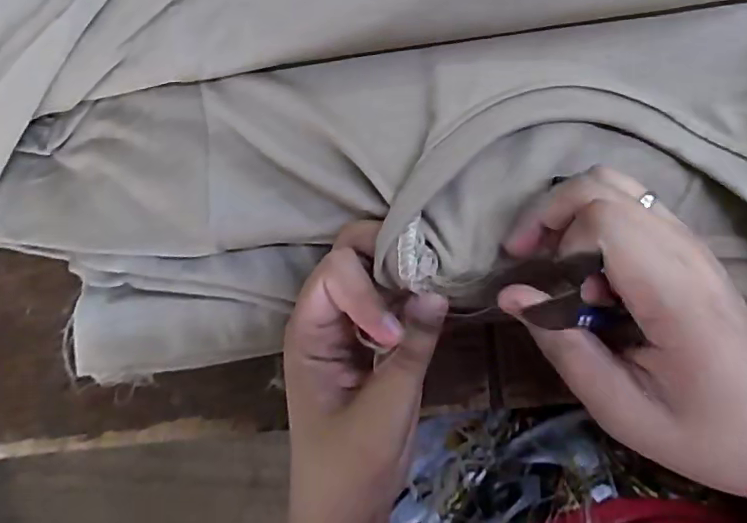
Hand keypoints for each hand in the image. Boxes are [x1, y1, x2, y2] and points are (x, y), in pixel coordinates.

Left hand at [286, 221, 447, 522]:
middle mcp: (325, 314)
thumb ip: (412, 348)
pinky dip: (410, 287)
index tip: (391, 336)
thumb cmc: (352, 465)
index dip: (367, 289)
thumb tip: (437, 290)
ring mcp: (348, 321)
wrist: (346, 511)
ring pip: (371, 265)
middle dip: (385, 251)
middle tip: (421, 272)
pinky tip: (431, 299)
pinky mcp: (371, 332)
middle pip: (349, 251)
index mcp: (309, 329)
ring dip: (401, 266)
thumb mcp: (386, 409)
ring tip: (431, 279)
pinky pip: (389, 292)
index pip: (336, 270)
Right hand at [496, 167, 746, 506]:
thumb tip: (511, 294)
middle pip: (600, 184)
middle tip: (527, 257)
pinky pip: (630, 199)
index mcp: (673, 289)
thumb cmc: (707, 431)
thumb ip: (566, 348)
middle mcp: (681, 246)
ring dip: (570, 208)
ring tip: (553, 255)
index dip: (564, 247)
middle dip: (551, 213)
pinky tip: (589, 262)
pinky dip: (594, 213)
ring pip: (613, 181)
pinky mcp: (686, 239)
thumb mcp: (626, 412)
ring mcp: (687, 236)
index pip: (603, 217)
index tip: (563, 298)